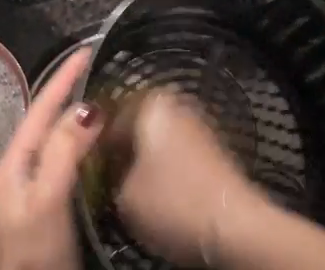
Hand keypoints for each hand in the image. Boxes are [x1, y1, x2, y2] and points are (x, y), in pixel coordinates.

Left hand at [0, 50, 103, 269]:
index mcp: (14, 163)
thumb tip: (88, 106)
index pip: (41, 108)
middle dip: (71, 91)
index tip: (87, 51)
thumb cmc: (36, 252)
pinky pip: (67, 157)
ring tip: (103, 95)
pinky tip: (99, 142)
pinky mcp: (50, 204)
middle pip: (47, 120)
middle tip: (99, 68)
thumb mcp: (48, 198)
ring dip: (77, 115)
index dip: (63, 78)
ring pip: (57, 138)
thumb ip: (64, 151)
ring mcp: (34, 188)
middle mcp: (21, 170)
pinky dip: (83, 141)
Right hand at [109, 91, 267, 267]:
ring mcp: (198, 121)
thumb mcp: (124, 196)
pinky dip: (167, 163)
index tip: (91, 165)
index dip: (97, 143)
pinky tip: (161, 188)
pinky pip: (178, 148)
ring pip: (160, 135)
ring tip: (135, 185)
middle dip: (125, 145)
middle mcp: (176, 103)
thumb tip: (116, 171)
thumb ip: (112, 175)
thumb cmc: (173, 201)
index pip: (111, 116)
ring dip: (146, 155)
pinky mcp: (214, 144)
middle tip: (112, 174)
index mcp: (151, 104)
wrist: (233, 222)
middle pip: (138, 121)